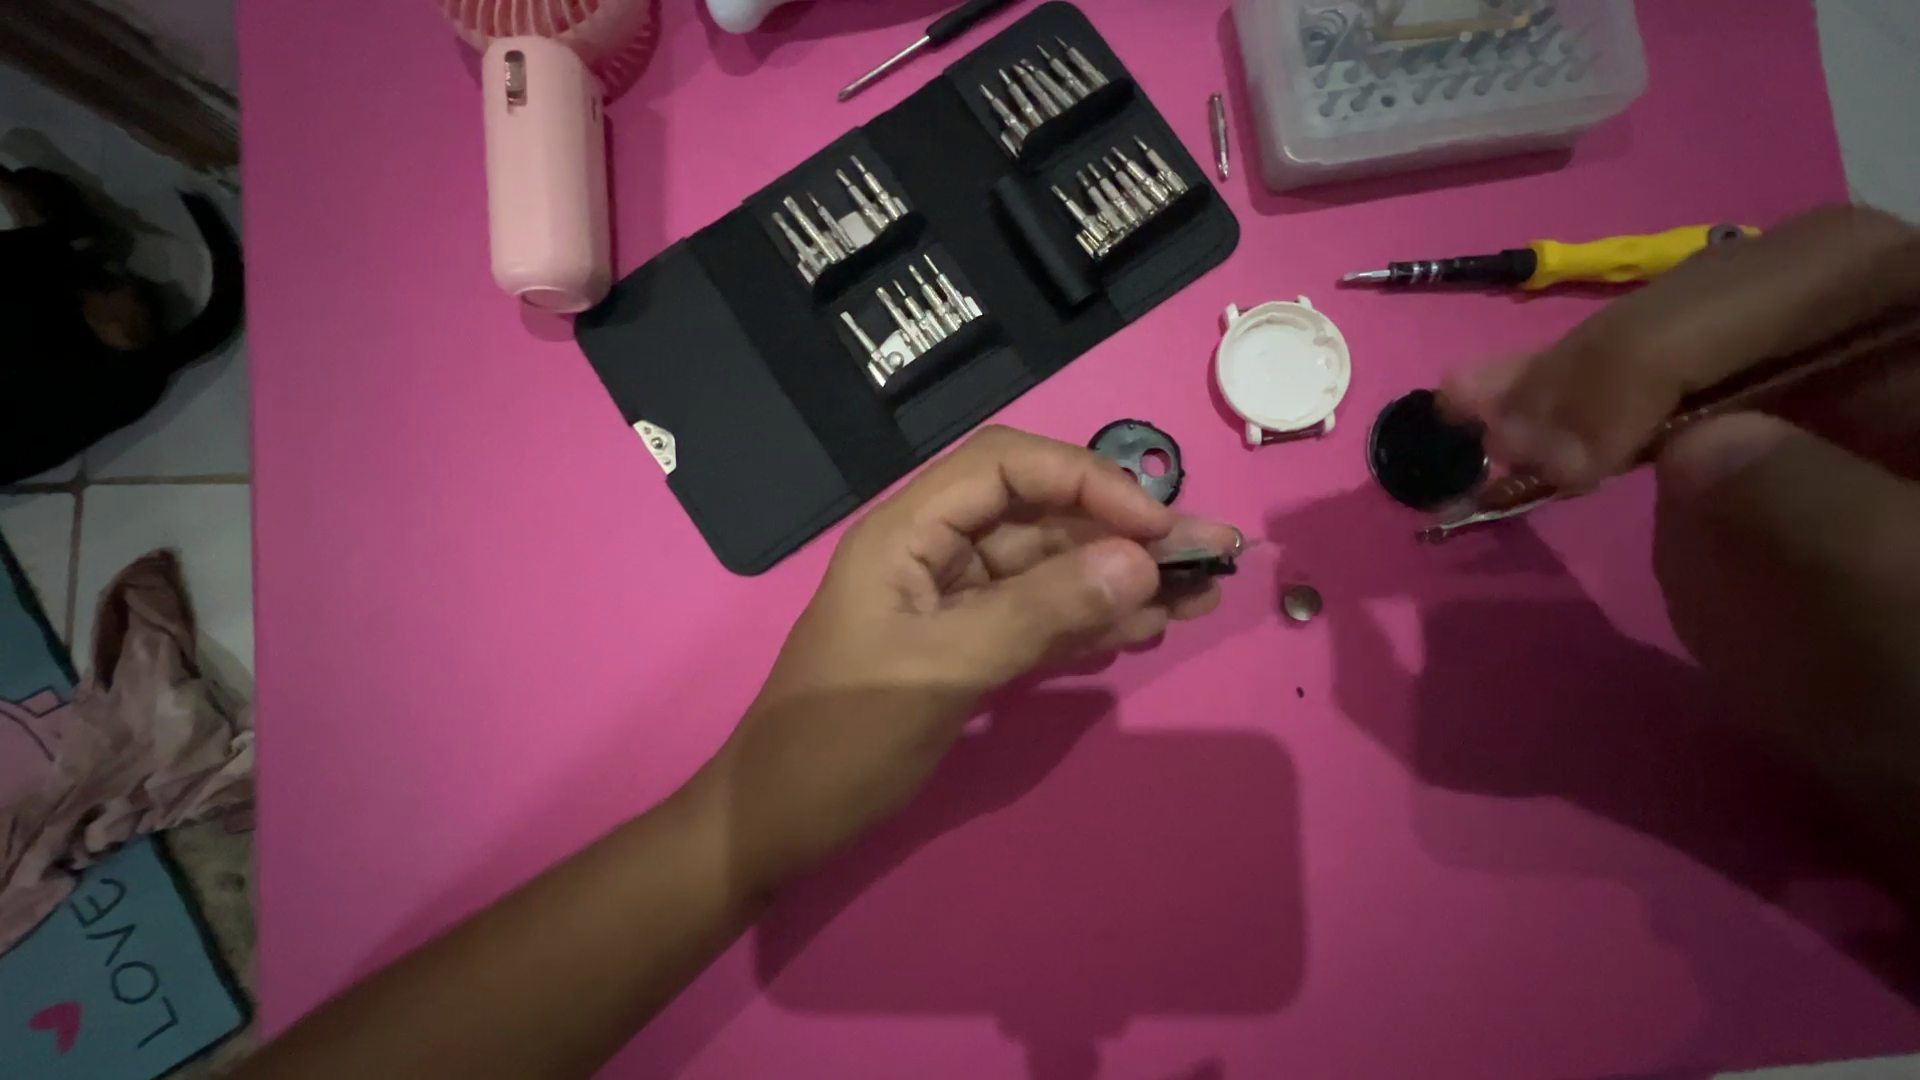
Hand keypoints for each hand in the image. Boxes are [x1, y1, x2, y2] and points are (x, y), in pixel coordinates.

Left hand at [706, 426, 1233, 889]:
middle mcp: (935, 550)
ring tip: (1199, 593)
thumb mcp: (940, 671)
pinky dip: (1092, 620)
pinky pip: (1041, 617)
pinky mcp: (969, 645)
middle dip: (1121, 531)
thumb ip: (1039, 613)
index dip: (1085, 480)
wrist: (781, 818)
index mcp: (908, 531)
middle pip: (1040, 516)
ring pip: (1049, 569)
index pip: (1007, 467)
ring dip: (1120, 577)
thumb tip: (1140, 561)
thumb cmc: (840, 738)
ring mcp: (954, 600)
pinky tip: (1146, 626)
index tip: (1153, 526)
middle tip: (1210, 552)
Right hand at [1441, 205, 1919, 788]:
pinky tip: (1477, 404)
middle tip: (1504, 443)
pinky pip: (1629, 384)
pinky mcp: (1727, 416)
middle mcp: (1882, 332)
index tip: (1567, 458)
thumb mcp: (1904, 619)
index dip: (1672, 345)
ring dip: (1552, 373)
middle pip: (1724, 292)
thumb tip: (1698, 446)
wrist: (1906, 724)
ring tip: (1461, 407)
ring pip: (1662, 330)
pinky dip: (1550, 397)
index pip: (1822, 277)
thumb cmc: (1917, 687)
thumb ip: (1829, 518)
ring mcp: (1799, 372)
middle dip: (1598, 361)